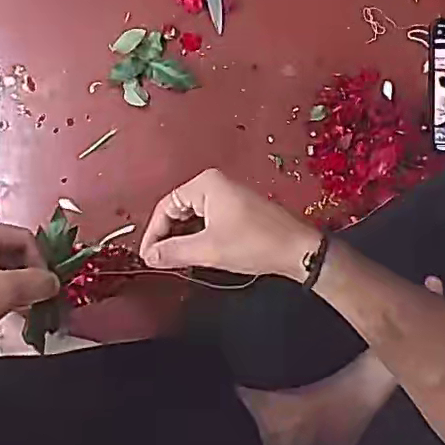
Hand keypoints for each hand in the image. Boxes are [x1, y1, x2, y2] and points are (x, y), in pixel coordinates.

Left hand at [0, 221, 58, 367]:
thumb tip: (54, 283)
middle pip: (6, 256)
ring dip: (9, 295)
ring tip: (16, 316)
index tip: (48, 289)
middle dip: (25, 281)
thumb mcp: (4, 292)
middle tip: (36, 304)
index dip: (41, 262)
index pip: (21, 238)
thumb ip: (38, 282)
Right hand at [140, 168, 321, 279]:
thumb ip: (173, 251)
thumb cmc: (256, 243)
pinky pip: (207, 219)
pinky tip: (196, 254)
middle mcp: (216, 183)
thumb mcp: (208, 250)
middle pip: (178, 209)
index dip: (153, 234)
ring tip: (175, 260)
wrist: (296, 249)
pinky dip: (198, 236)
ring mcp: (228, 195)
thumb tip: (150, 256)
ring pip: (193, 216)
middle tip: (159, 261)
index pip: (166, 206)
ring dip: (182, 237)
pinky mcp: (237, 208)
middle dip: (167, 235)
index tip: (147, 257)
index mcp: (207, 184)